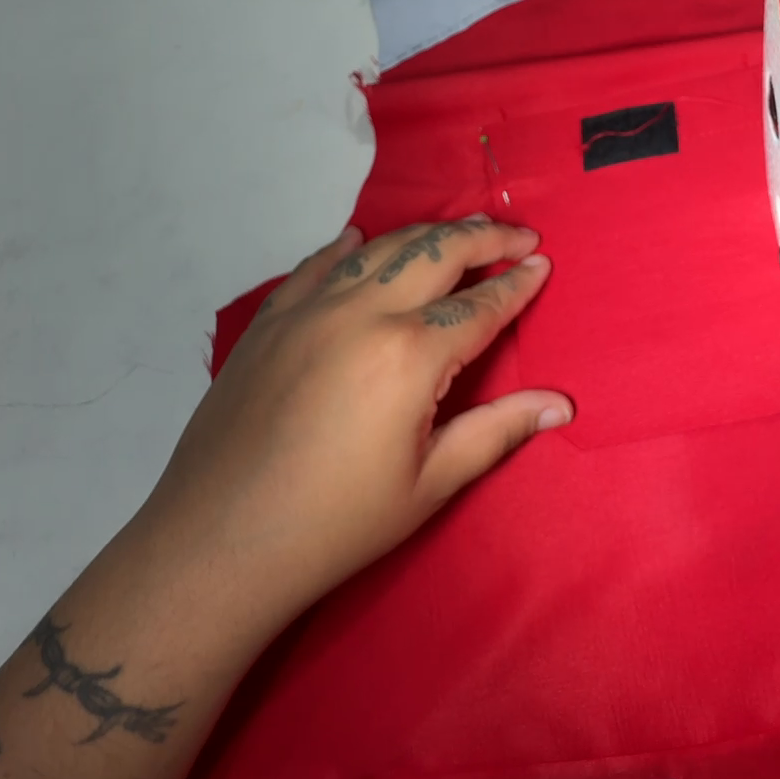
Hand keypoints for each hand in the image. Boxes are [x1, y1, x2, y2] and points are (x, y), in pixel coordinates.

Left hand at [136, 216, 571, 618]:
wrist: (216, 544)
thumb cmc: (337, 523)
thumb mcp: (431, 483)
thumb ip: (499, 430)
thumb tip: (563, 405)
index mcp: (408, 354)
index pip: (479, 305)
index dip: (517, 284)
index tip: (543, 262)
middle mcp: (360, 314)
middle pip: (434, 254)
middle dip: (484, 238)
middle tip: (518, 234)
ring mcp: (307, 311)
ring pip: (379, 249)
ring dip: (427, 235)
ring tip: (459, 233)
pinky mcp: (268, 322)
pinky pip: (315, 266)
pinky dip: (348, 248)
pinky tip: (361, 239)